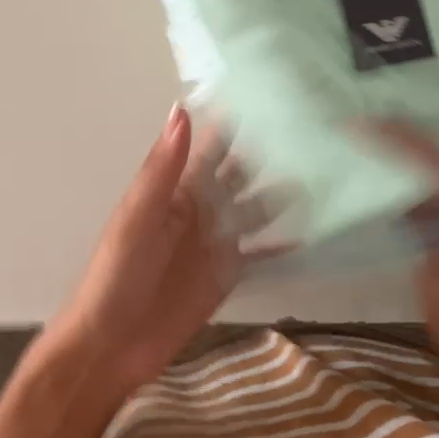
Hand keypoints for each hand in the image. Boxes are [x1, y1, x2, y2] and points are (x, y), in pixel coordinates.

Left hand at [47, 106, 291, 394]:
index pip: (211, 145)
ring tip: (327, 172)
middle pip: (240, 173)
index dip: (236, 120)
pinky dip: (283, 245)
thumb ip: (163, 167)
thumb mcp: (138, 216)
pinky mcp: (228, 275)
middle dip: (270, 152)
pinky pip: (261, 254)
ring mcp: (216, 241)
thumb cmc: (117, 274)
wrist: (112, 346)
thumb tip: (182, 107)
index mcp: (175, 189)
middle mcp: (200, 208)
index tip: (274, 91)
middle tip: (317, 128)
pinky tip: (313, 234)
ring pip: (256, 209)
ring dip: (283, 193)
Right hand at [371, 121, 438, 389]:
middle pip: (438, 156)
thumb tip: (409, 192)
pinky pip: (435, 187)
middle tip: (358, 123)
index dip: (399, 142)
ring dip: (403, 150)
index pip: (436, 164)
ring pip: (436, 168)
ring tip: (365, 135)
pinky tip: (383, 168)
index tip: (364, 127)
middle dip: (399, 136)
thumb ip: (431, 235)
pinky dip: (408, 173)